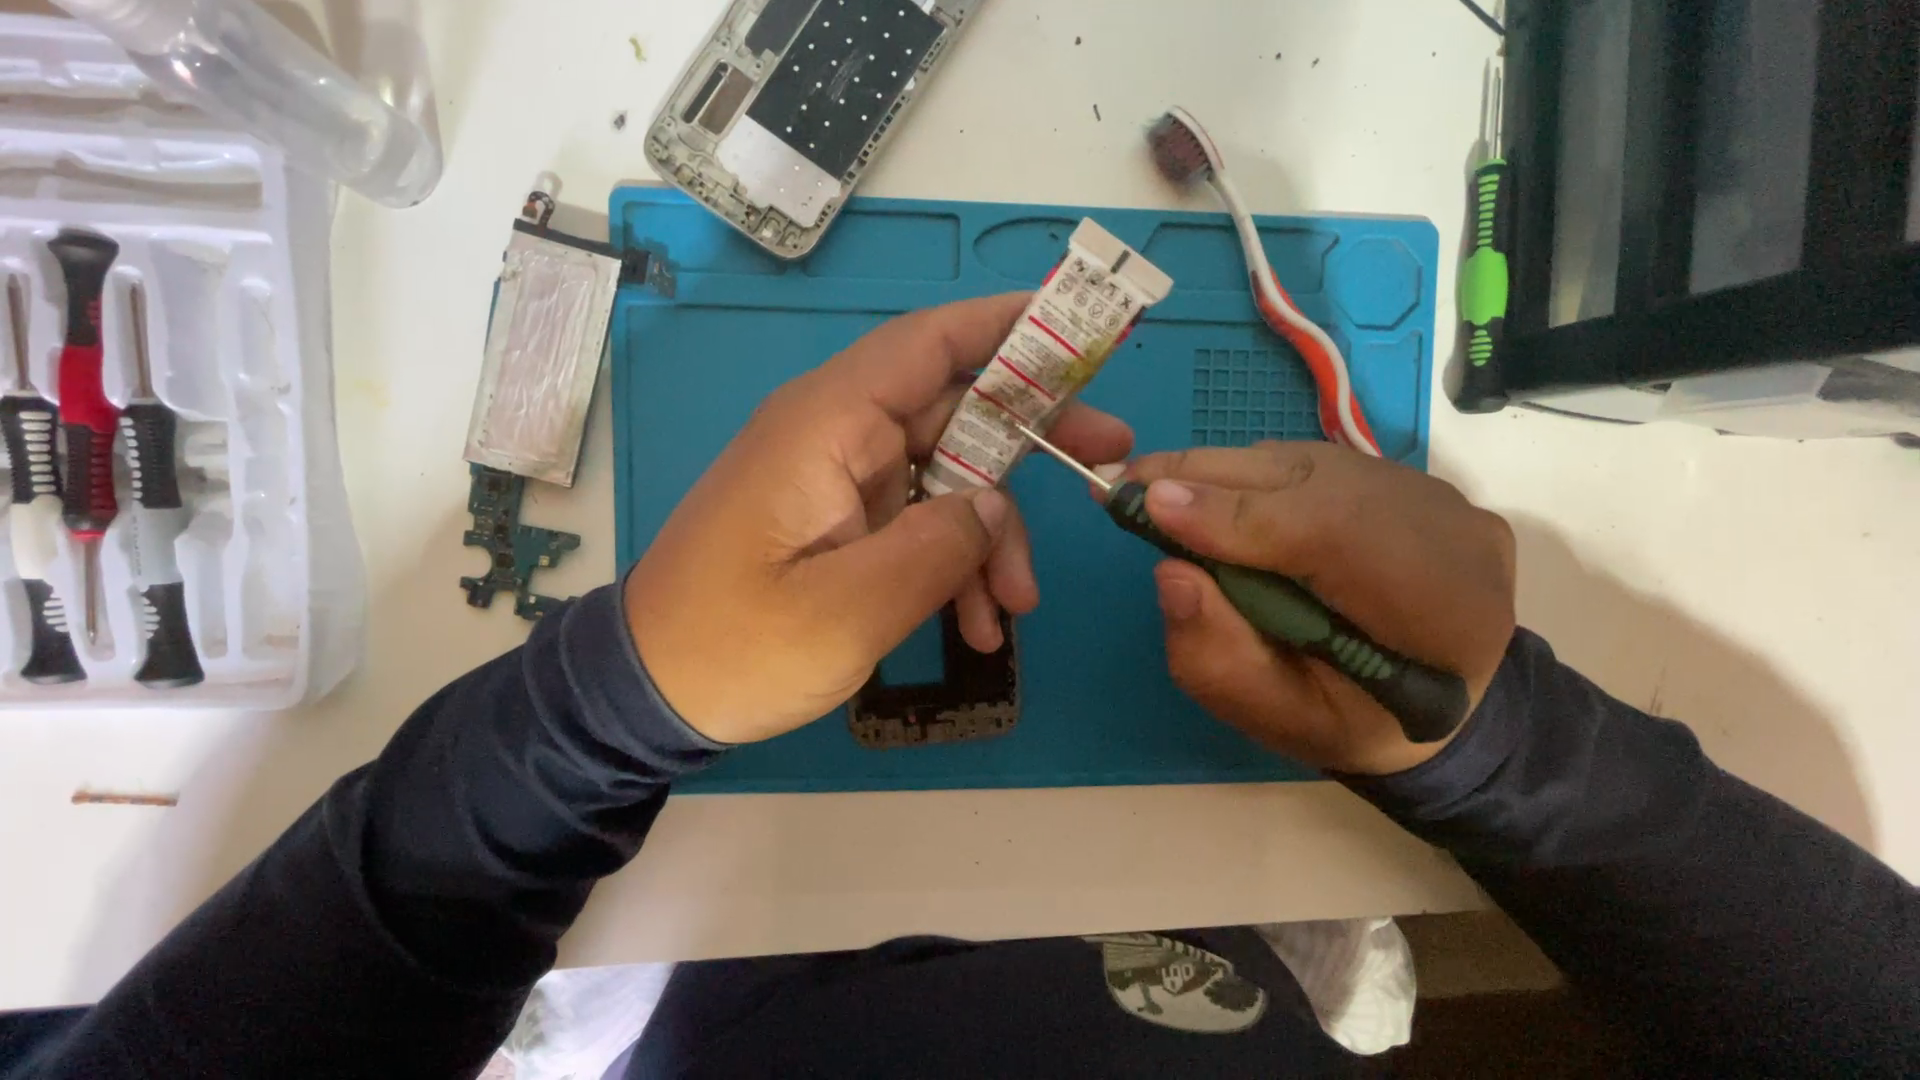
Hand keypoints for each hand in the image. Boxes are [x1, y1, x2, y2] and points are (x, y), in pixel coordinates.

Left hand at [626, 294, 1132, 744]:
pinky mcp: (842, 522)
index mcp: (828, 425)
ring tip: (1017, 607)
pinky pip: (918, 522)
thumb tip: (994, 507)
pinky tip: (979, 625)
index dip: (1007, 325)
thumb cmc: (737, 646)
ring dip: (991, 536)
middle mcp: (838, 436)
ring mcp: (841, 481)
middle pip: (957, 410)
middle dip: (1033, 441)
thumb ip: (938, 548)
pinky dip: (954, 564)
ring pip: (947, 479)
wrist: (654, 694)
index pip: (928, 344)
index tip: (1081, 327)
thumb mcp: (848, 608)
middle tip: (1107, 462)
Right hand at [1125, 443, 1515, 774]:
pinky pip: (1315, 463)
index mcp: (1436, 609)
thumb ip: (1221, 658)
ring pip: (1308, 461)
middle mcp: (1445, 529)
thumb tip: (1170, 573)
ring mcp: (1434, 496)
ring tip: (1159, 490)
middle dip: (1210, 479)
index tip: (1149, 506)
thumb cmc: (1352, 722)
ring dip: (1225, 473)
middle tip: (1124, 483)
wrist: (1445, 703)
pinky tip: (1216, 498)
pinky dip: (1254, 477)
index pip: (1331, 531)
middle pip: (1314, 478)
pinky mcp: (1410, 479)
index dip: (1235, 514)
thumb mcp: (1277, 718)